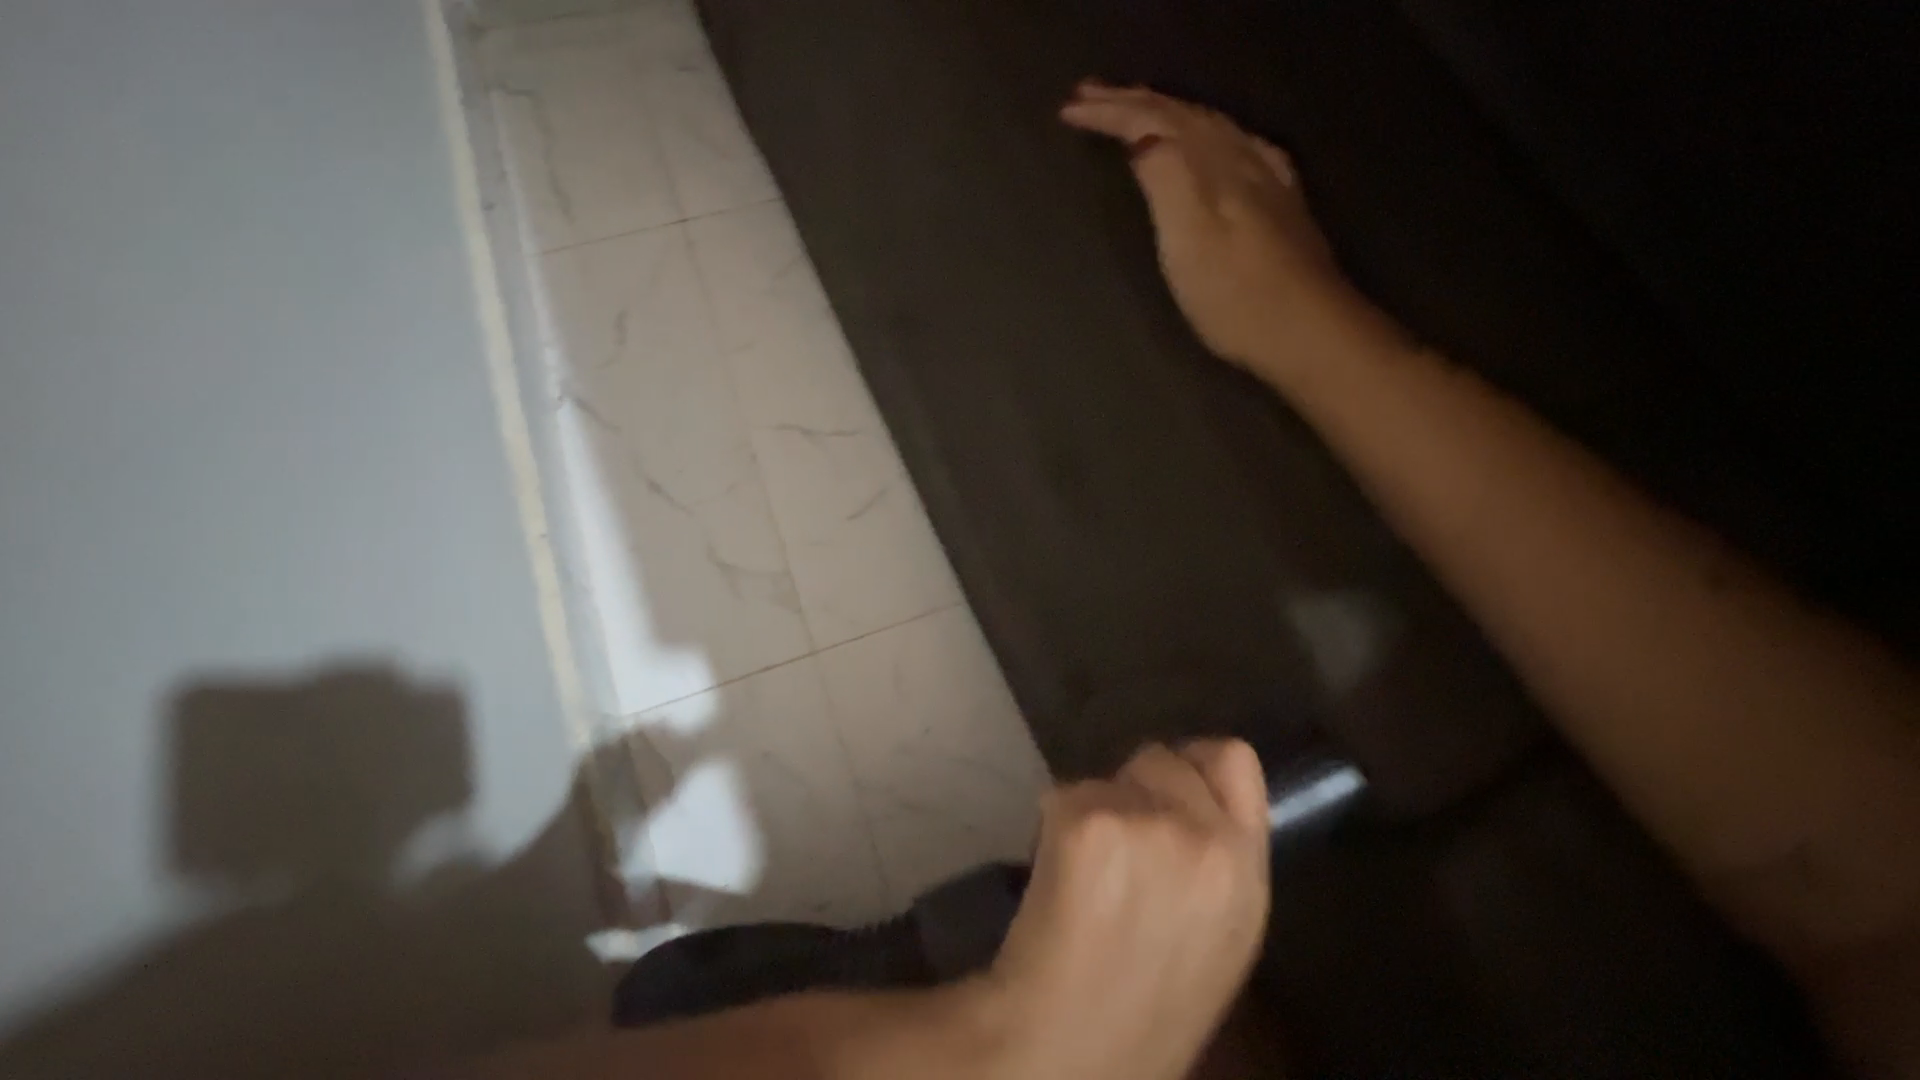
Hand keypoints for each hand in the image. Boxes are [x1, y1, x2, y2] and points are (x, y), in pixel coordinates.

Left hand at [980, 740, 1272, 1079]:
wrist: (1070, 1047)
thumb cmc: (1148, 1006)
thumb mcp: (1220, 935)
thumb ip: (1219, 859)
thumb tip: (1189, 802)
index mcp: (1247, 870)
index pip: (1234, 760)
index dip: (1196, 768)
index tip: (1168, 794)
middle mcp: (1206, 837)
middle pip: (1162, 759)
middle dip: (1137, 790)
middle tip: (1116, 844)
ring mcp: (1146, 824)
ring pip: (1108, 778)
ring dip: (1095, 808)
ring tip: (1086, 872)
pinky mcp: (1087, 821)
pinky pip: (1067, 793)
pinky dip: (1056, 823)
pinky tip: (1057, 875)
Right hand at [1061, 81, 1358, 378]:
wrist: (1307, 330)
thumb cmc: (1234, 296)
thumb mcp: (1187, 238)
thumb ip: (1164, 180)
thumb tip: (1143, 140)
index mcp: (1208, 165)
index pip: (1152, 122)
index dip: (1110, 112)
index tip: (1068, 110)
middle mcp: (1238, 158)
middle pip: (1180, 115)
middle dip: (1132, 102)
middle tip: (1090, 95)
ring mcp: (1266, 178)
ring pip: (1208, 126)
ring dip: (1167, 111)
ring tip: (1137, 106)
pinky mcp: (1281, 203)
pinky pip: (1238, 145)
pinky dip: (1210, 133)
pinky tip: (1215, 140)